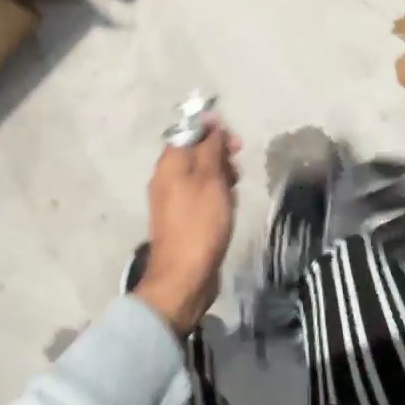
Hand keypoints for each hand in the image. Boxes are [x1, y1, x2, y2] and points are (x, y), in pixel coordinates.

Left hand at [135, 121, 240, 335]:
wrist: (184, 277)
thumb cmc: (200, 223)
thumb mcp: (210, 179)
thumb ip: (211, 149)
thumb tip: (212, 127)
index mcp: (169, 164)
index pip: (187, 132)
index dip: (210, 129)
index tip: (232, 137)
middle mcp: (167, 178)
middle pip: (195, 152)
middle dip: (219, 154)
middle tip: (237, 164)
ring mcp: (174, 200)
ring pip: (201, 174)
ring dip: (221, 176)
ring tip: (234, 189)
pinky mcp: (183, 219)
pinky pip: (202, 195)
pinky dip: (217, 195)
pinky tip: (229, 207)